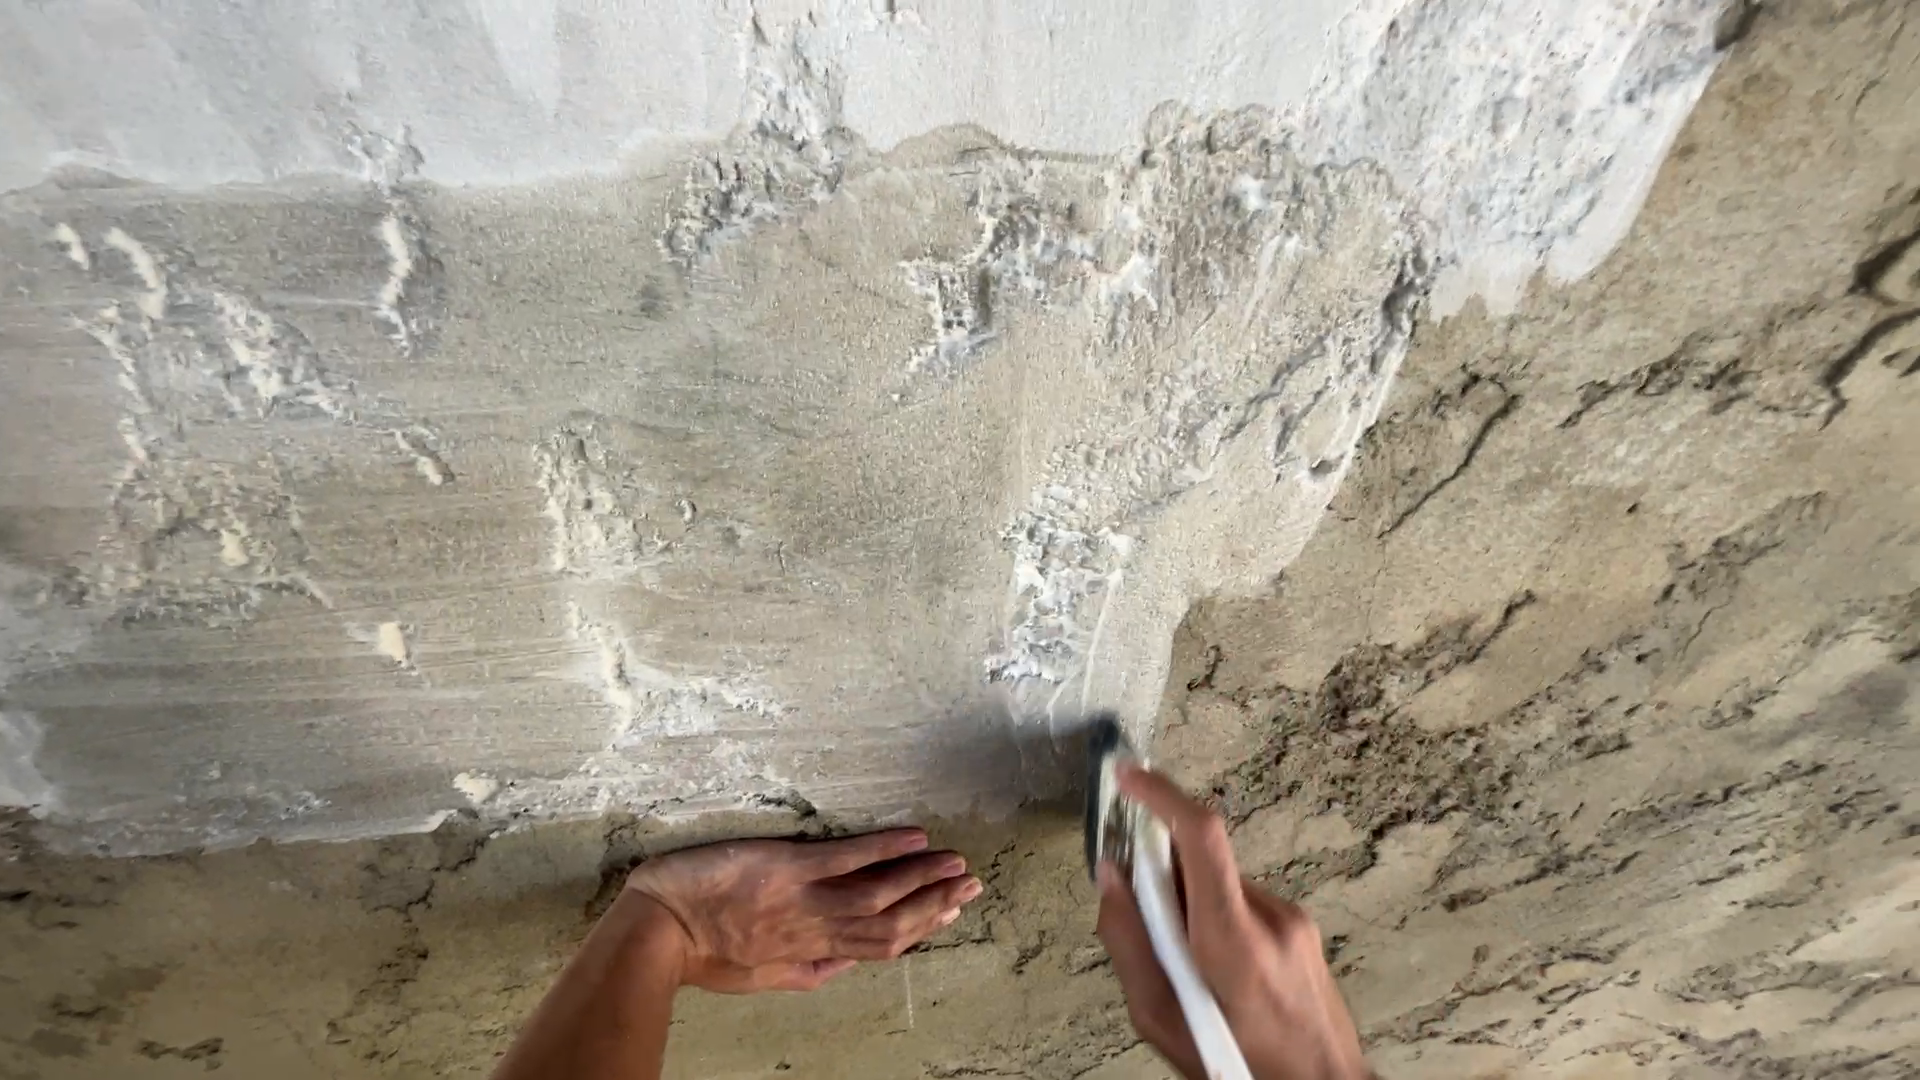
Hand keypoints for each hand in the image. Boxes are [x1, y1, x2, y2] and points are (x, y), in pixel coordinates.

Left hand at [625, 829, 981, 993]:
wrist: (655, 930)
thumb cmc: (703, 953)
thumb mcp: (758, 978)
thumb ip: (806, 972)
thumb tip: (843, 966)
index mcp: (811, 957)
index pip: (879, 946)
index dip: (920, 931)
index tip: (949, 914)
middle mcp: (817, 931)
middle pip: (890, 922)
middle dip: (935, 904)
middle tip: (971, 884)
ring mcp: (806, 898)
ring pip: (878, 893)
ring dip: (922, 878)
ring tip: (956, 862)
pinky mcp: (789, 867)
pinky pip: (846, 858)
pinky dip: (883, 848)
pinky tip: (913, 836)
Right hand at [1096, 765, 1369, 1079]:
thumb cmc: (1237, 1067)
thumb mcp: (1158, 1021)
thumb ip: (1126, 942)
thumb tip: (1110, 873)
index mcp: (1232, 943)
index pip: (1201, 837)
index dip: (1161, 795)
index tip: (1127, 776)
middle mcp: (1270, 917)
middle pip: (1198, 860)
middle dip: (1162, 875)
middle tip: (1152, 926)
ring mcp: (1292, 918)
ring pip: (1217, 880)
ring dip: (1191, 902)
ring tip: (1192, 964)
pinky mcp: (1302, 924)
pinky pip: (1241, 897)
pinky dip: (1216, 915)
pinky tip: (1221, 967)